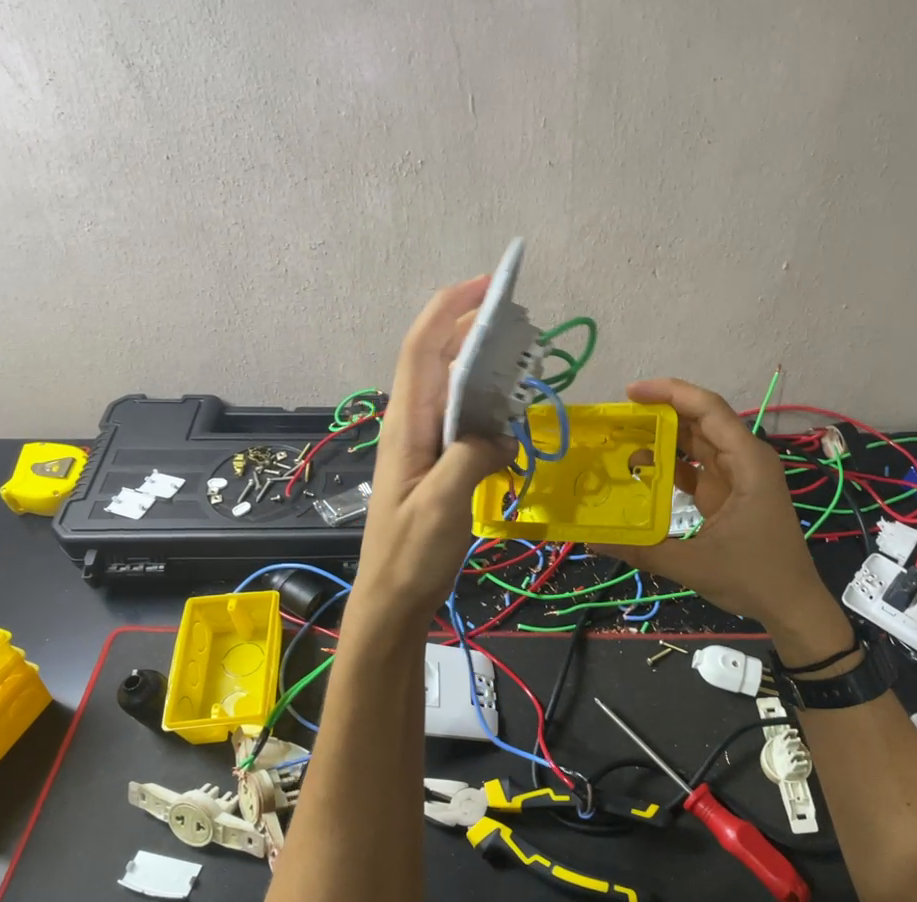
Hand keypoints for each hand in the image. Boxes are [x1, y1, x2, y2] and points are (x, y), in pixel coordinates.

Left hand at [348, 277, 511, 625]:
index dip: (449, 308)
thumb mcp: (443, 504)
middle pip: (439, 361)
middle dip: (474, 330)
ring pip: (455, 392)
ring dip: (486, 371)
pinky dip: (491, 414)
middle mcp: (413, 426)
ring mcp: (424, 447)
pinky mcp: (437, 468)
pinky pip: (465, 425)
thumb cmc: (411, 554)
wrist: (393, 600)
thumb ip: (472, 456)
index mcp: (407, 425)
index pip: (423, 349)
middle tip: (521, 327)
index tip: (487, 285)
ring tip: (523, 367)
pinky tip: (513, 426)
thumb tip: (503, 434)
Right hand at [591, 379, 847, 655]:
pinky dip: (671, 466)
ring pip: (697, 444)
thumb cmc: (754, 578)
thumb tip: (592, 540)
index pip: (708, 410)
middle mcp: (744, 461)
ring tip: (620, 440)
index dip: (670, 393)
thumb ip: (642, 550)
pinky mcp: (730, 495)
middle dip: (659, 414)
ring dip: (662, 440)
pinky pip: (697, 468)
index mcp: (747, 463)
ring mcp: (738, 478)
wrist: (792, 605)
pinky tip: (640, 472)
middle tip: (615, 419)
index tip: (631, 393)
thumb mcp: (693, 565)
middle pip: (700, 422)